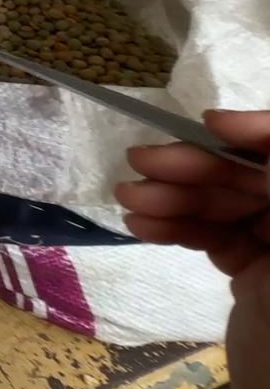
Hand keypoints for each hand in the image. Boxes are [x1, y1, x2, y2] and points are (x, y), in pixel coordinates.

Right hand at [118, 110, 269, 388]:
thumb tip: (247, 132)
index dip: (264, 132)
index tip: (209, 123)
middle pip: (259, 174)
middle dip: (197, 167)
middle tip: (140, 164)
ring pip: (226, 199)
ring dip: (172, 196)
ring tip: (131, 204)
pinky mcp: (256, 265)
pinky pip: (210, 229)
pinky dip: (173, 224)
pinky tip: (144, 229)